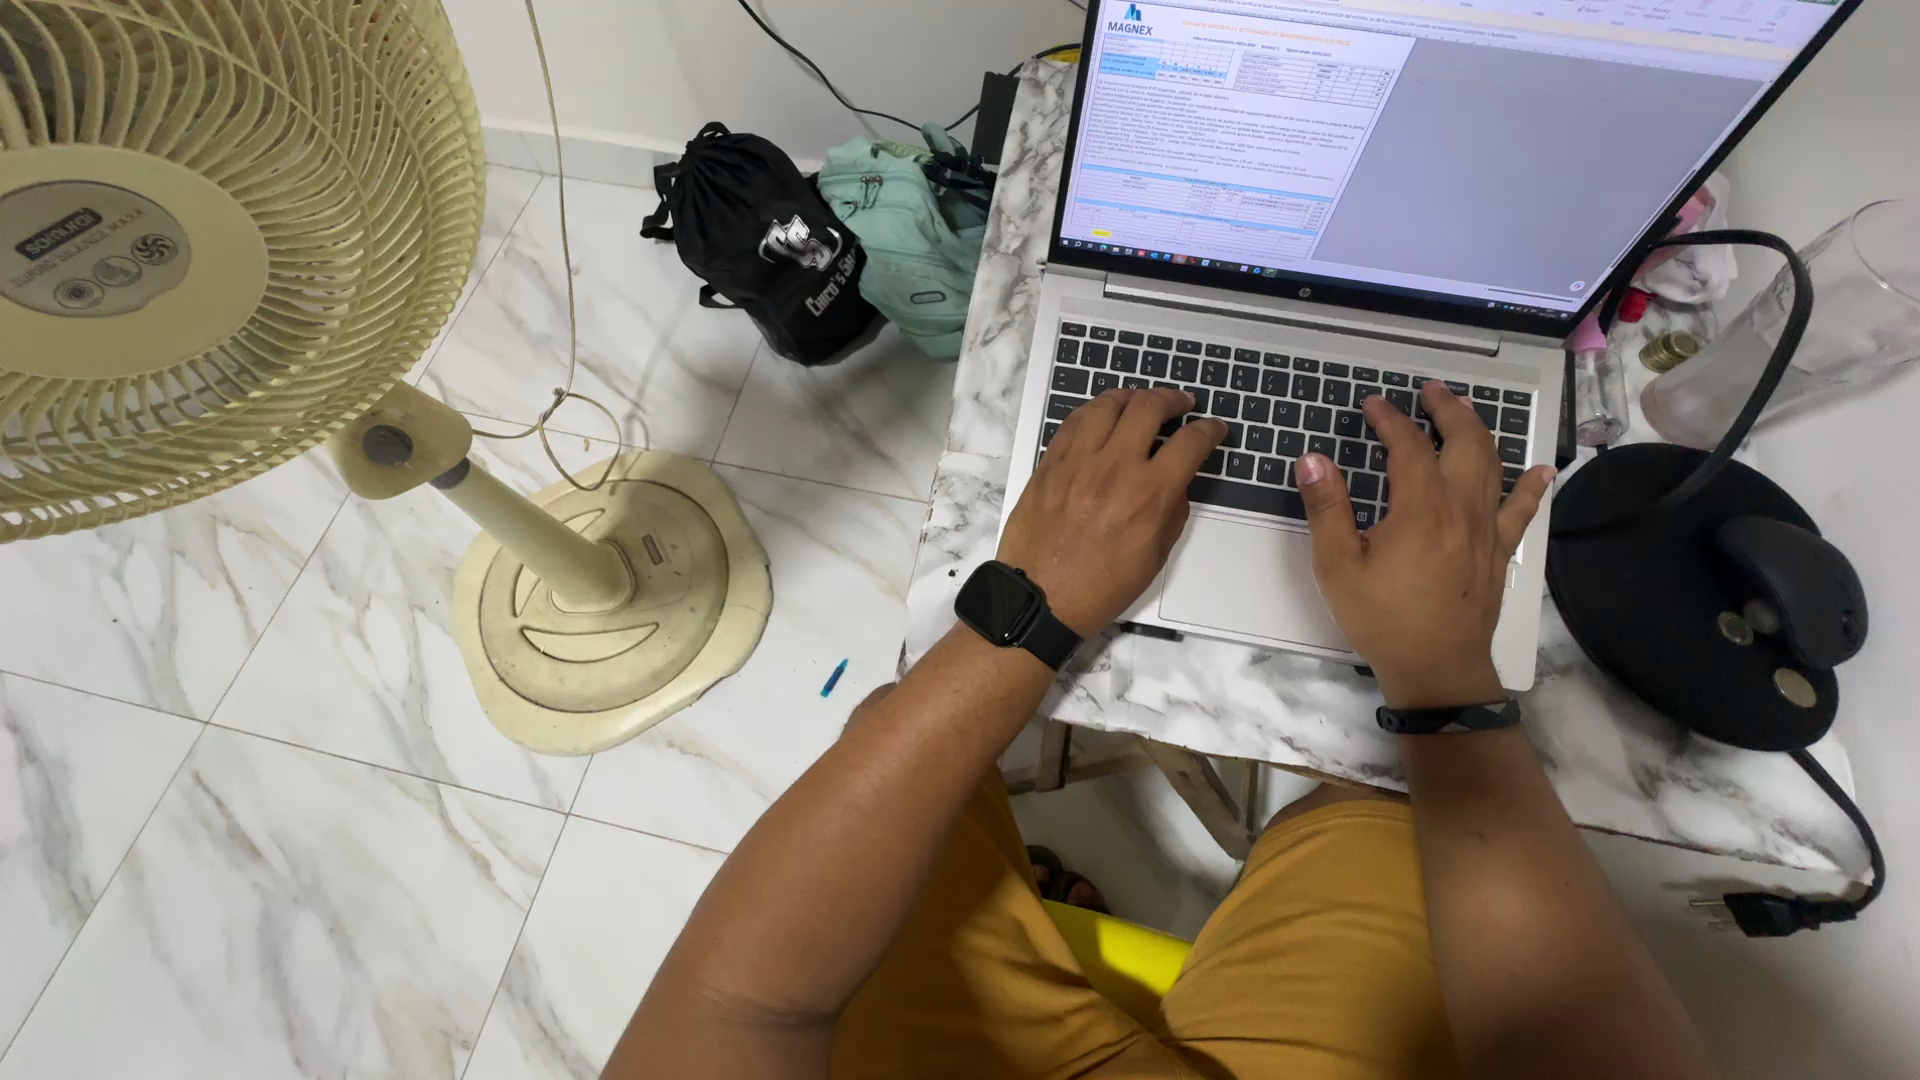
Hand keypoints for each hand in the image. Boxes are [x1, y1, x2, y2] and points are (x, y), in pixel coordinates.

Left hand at [997, 387, 1225, 636]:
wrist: (1039, 597)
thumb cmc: (1100, 587)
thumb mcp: (1155, 556)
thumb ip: (1172, 510)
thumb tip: (1177, 480)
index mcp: (1148, 494)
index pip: (1190, 442)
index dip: (1209, 429)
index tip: (1213, 427)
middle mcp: (1114, 467)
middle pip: (1148, 407)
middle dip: (1173, 399)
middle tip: (1181, 404)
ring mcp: (1077, 461)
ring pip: (1107, 404)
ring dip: (1131, 397)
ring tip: (1140, 402)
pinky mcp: (1049, 463)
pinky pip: (1073, 421)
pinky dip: (1094, 412)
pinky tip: (1102, 417)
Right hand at [1297, 381, 1554, 708]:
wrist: (1437, 668)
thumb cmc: (1381, 617)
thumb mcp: (1336, 565)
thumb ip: (1326, 509)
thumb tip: (1313, 458)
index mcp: (1421, 509)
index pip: (1408, 447)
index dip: (1390, 420)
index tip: (1373, 403)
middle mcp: (1462, 510)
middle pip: (1465, 444)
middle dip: (1448, 411)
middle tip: (1430, 390)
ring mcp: (1488, 530)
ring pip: (1494, 466)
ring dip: (1480, 433)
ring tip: (1466, 412)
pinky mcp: (1500, 553)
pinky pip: (1522, 509)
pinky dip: (1530, 485)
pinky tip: (1539, 470)